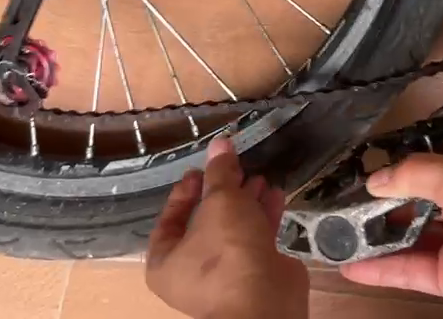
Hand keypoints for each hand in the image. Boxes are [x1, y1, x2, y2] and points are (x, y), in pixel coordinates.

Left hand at [146, 135, 308, 318]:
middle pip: (205, 223)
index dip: (185, 192)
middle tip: (238, 168)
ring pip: (233, 228)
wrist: (261, 300)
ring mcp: (224, 272)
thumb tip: (220, 141)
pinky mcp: (253, 270)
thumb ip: (220, 172)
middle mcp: (191, 269)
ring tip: (260, 177)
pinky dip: (264, 214)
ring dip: (247, 201)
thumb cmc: (226, 252)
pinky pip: (255, 236)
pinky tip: (276, 194)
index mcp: (166, 261)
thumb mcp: (221, 203)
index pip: (169, 220)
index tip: (203, 169)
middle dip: (223, 193)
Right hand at [341, 139, 442, 318]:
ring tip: (332, 237)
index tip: (359, 171)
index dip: (398, 164)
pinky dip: (383, 267)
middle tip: (335, 209)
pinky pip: (413, 267)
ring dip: (376, 236)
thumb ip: (416, 174)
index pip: (431, 157)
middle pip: (418, 197)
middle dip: (380, 203)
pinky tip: (353, 266)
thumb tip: (379, 176)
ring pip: (411, 234)